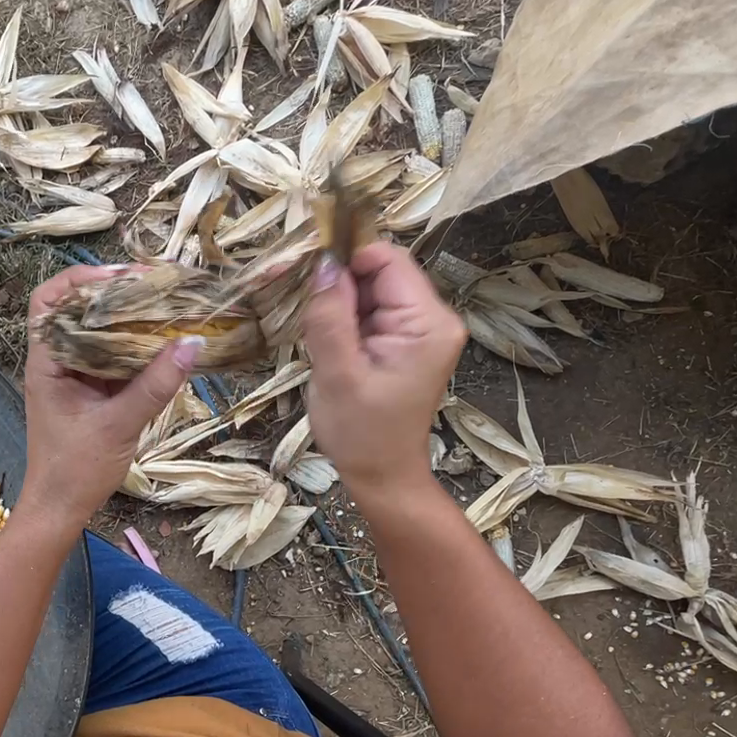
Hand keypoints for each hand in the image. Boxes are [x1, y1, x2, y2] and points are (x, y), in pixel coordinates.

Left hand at [20, 265, 198, 528]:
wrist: (60, 510)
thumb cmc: (75, 471)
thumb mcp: (119, 426)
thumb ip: (155, 386)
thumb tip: (193, 343)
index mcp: (47, 362)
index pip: (50, 300)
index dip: (84, 279)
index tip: (126, 278)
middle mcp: (57, 361)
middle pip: (81, 310)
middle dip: (119, 294)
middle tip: (161, 286)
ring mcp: (74, 377)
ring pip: (100, 333)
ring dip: (131, 320)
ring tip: (169, 307)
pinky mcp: (91, 393)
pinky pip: (113, 359)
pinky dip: (136, 348)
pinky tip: (165, 343)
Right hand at [302, 242, 466, 497]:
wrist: (381, 476)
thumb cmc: (361, 434)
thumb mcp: (337, 376)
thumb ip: (330, 318)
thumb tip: (322, 264)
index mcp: (427, 323)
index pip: (388, 261)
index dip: (346, 260)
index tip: (305, 276)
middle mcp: (432, 319)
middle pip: (378, 275)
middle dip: (337, 287)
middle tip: (304, 317)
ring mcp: (418, 331)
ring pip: (368, 294)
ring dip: (336, 308)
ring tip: (316, 342)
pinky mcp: (402, 343)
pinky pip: (368, 315)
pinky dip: (342, 324)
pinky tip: (327, 348)